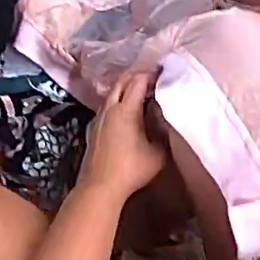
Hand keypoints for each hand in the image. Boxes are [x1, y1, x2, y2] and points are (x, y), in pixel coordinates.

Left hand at [78, 70, 165, 199]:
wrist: (100, 187)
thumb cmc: (132, 169)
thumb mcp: (158, 153)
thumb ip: (163, 133)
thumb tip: (165, 120)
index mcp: (126, 110)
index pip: (138, 82)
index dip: (151, 74)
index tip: (163, 72)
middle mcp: (109, 109)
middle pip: (121, 81)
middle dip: (136, 74)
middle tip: (152, 75)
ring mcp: (98, 118)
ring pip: (111, 93)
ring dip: (125, 87)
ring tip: (141, 90)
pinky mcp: (93, 128)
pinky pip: (106, 105)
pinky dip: (118, 99)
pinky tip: (125, 110)